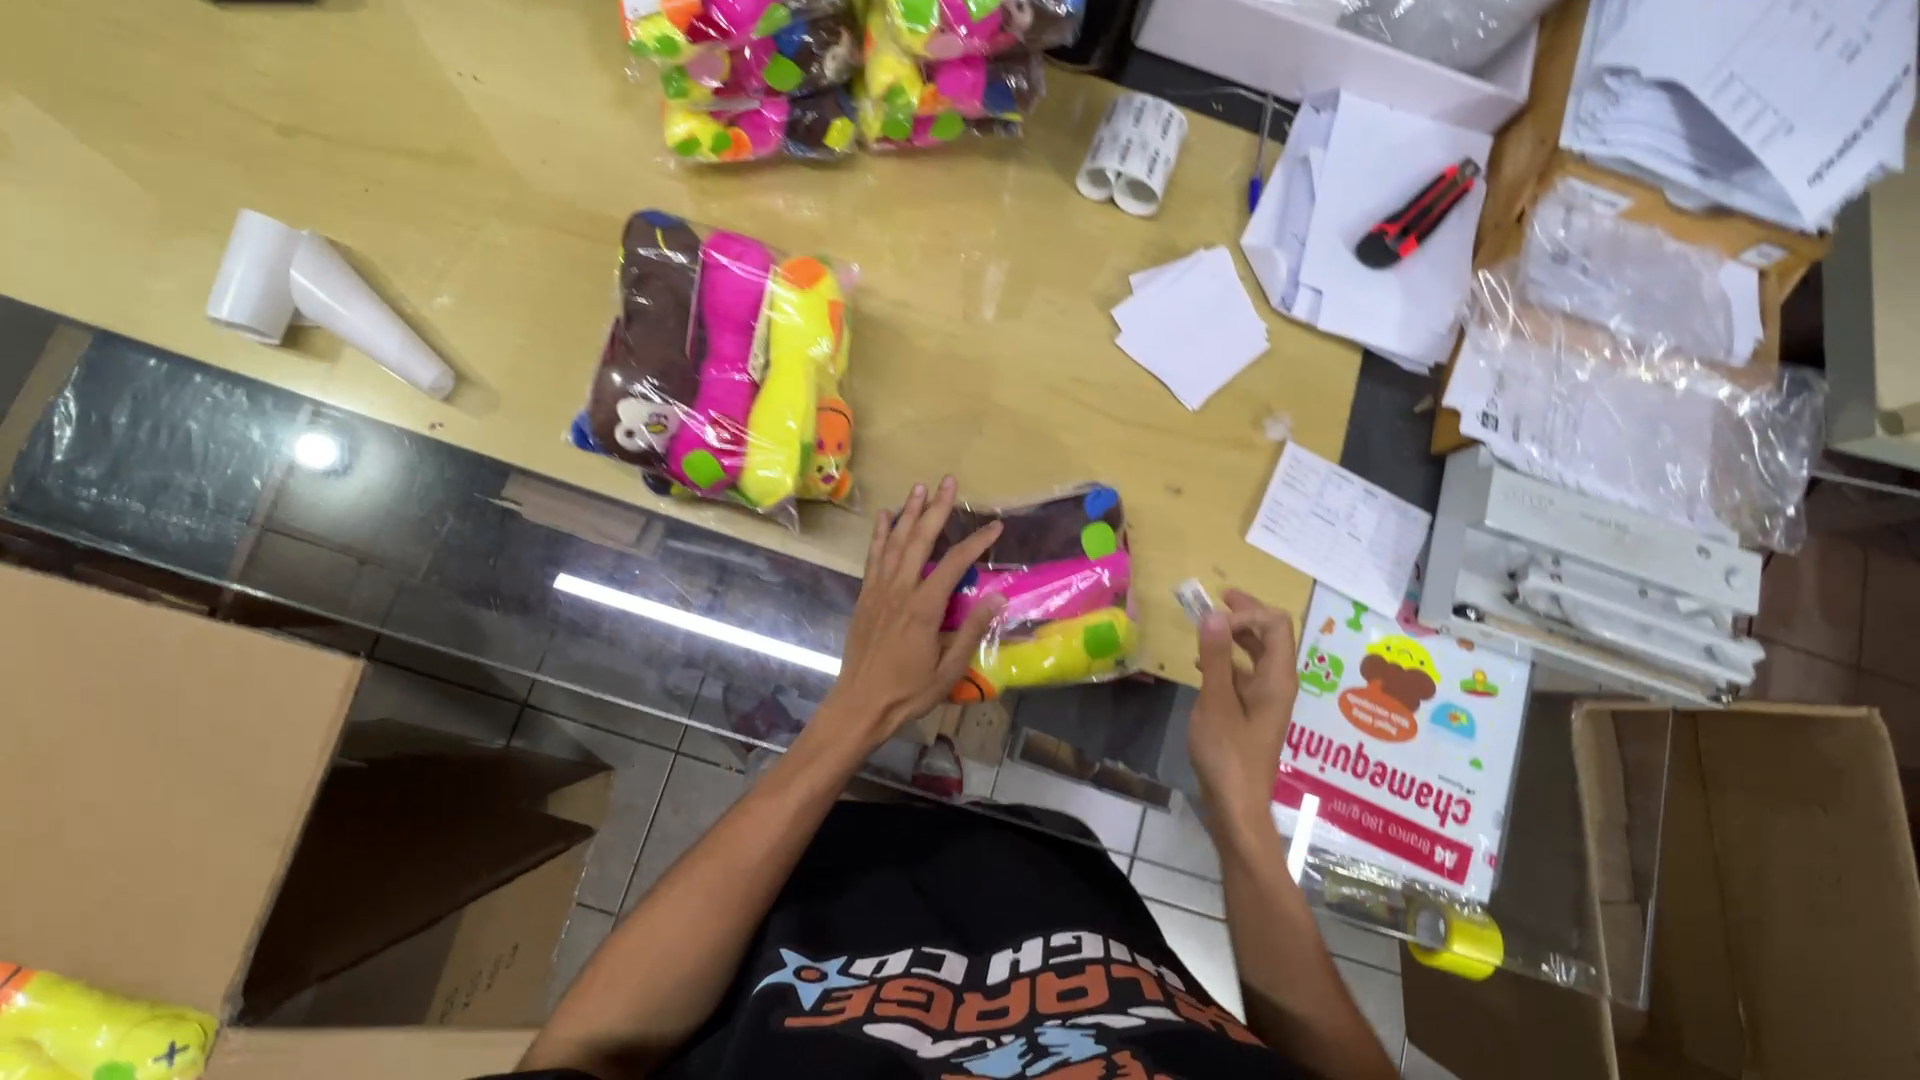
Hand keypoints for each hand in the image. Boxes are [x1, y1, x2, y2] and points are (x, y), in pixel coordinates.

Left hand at [814, 476, 1003, 752]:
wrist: (860, 704)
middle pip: (920, 540)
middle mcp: (899, 590)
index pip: (955, 563)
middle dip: (937, 509)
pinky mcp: (865, 597)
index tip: (996, 526)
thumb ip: (972, 631)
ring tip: (920, 488)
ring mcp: (878, 591)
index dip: (977, 542)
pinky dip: (880, 534)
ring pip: (894, 542)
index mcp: (924, 607)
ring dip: (908, 512)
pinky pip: (873, 557)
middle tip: (949, 482)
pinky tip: (884, 516)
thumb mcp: (949, 669)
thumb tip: (998, 598)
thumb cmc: (908, 691)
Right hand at [1190, 589, 1299, 839]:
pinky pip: (1247, 673)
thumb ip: (1214, 658)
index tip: (1213, 622)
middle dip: (1247, 613)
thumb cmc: (1227, 753)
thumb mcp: (1215, 702)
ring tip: (1207, 625)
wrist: (1237, 803)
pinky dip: (1229, 658)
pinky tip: (1204, 664)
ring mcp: (1268, 698)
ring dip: (1237, 634)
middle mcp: (1279, 683)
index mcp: (1278, 678)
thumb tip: (1212, 615)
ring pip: (1259, 653)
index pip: (1276, 624)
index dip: (1247, 613)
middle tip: (1218, 597)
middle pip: (1273, 634)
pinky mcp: (1254, 711)